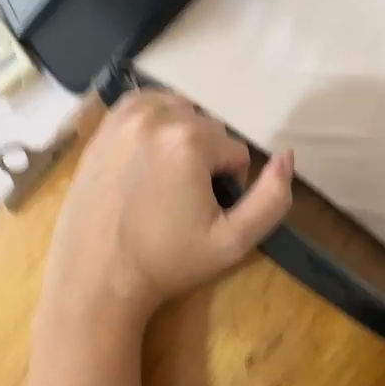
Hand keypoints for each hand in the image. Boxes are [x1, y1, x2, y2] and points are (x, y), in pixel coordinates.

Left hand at [41, 90, 293, 326]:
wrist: (97, 279)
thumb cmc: (168, 262)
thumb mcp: (235, 241)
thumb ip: (273, 198)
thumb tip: (287, 156)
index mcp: (189, 141)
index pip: (235, 150)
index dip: (231, 183)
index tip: (209, 212)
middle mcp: (155, 119)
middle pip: (208, 128)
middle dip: (207, 158)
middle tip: (188, 200)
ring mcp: (123, 121)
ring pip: (179, 111)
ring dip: (184, 137)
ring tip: (170, 178)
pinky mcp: (101, 130)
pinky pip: (143, 106)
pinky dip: (155, 121)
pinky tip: (151, 155)